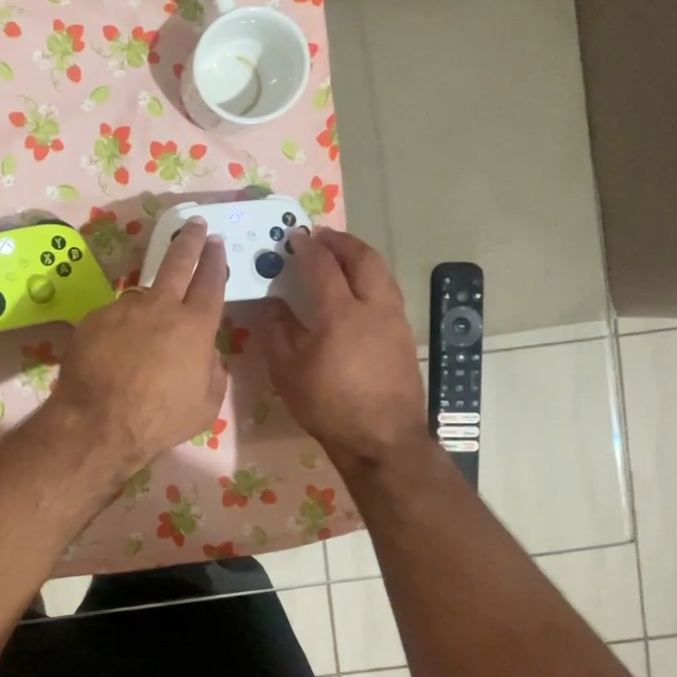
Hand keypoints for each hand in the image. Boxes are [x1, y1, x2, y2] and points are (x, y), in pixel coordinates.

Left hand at [50, 218, 229, 469]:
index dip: (215, 260)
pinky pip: (112, 317)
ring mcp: (123, 309)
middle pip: (178, 263)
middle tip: (194, 225)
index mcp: (195, 326)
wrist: (97, 422)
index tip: (216, 242)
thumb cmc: (158, 420)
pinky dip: (117, 329)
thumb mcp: (205, 406)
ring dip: (147, 304)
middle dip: (189, 241)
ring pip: (141, 296)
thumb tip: (208, 355)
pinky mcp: (94, 318)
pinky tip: (113, 353)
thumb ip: (213, 373)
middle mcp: (160, 308)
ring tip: (143, 333)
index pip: (211, 282)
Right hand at [261, 228, 427, 472]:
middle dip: (342, 242)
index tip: (294, 238)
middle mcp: (373, 308)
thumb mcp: (288, 372)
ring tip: (341, 256)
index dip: (307, 248)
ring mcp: (394, 321)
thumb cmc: (329, 406)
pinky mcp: (404, 336)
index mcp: (340, 314)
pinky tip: (357, 291)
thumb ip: (278, 333)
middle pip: (363, 259)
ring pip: (382, 273)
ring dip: (360, 257)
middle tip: (322, 236)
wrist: (383, 439)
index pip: (323, 267)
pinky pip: (388, 292)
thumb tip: (272, 306)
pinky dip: (371, 279)